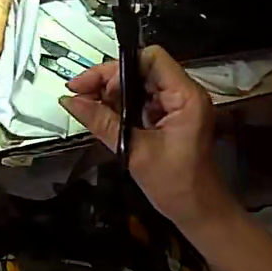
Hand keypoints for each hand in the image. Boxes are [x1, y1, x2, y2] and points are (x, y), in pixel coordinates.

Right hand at [61, 45, 235, 226]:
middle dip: (109, 79)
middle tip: (80, 94)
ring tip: (88, 105)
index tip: (92, 85)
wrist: (199, 212)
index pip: (151, 59)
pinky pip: (142, 98)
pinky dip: (122, 104)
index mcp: (186, 97)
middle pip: (142, 68)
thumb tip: (72, 101)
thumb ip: (102, 122)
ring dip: (112, 92)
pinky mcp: (171, 115)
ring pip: (139, 82)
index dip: (118, 67)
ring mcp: (178, 104)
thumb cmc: (177, 186)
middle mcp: (185, 94)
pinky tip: (103, 114)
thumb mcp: (134, 151)